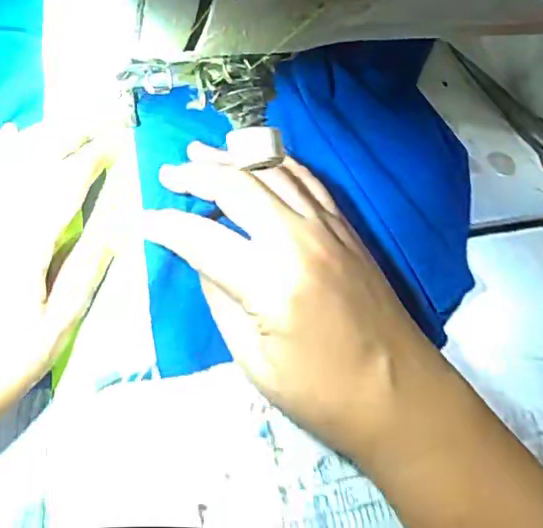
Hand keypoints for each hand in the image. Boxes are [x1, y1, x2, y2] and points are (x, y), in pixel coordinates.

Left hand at [0, 123, 121, 516]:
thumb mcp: (51, 333)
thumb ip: (87, 268)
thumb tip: (123, 220)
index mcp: (25, 238)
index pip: (70, 177)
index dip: (100, 152)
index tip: (124, 135)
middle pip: (38, 154)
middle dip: (75, 129)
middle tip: (105, 114)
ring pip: (3, 156)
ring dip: (41, 132)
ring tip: (70, 119)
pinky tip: (6, 135)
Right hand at [139, 143, 452, 460]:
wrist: (398, 390)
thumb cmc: (322, 392)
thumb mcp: (255, 362)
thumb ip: (222, 300)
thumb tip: (202, 257)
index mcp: (272, 282)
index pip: (204, 238)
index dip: (169, 226)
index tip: (145, 218)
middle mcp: (299, 239)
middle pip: (239, 187)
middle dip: (198, 175)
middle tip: (168, 171)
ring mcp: (326, 225)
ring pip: (274, 171)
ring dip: (235, 157)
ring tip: (204, 149)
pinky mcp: (345, 224)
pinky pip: (306, 178)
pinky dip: (278, 162)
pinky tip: (259, 158)